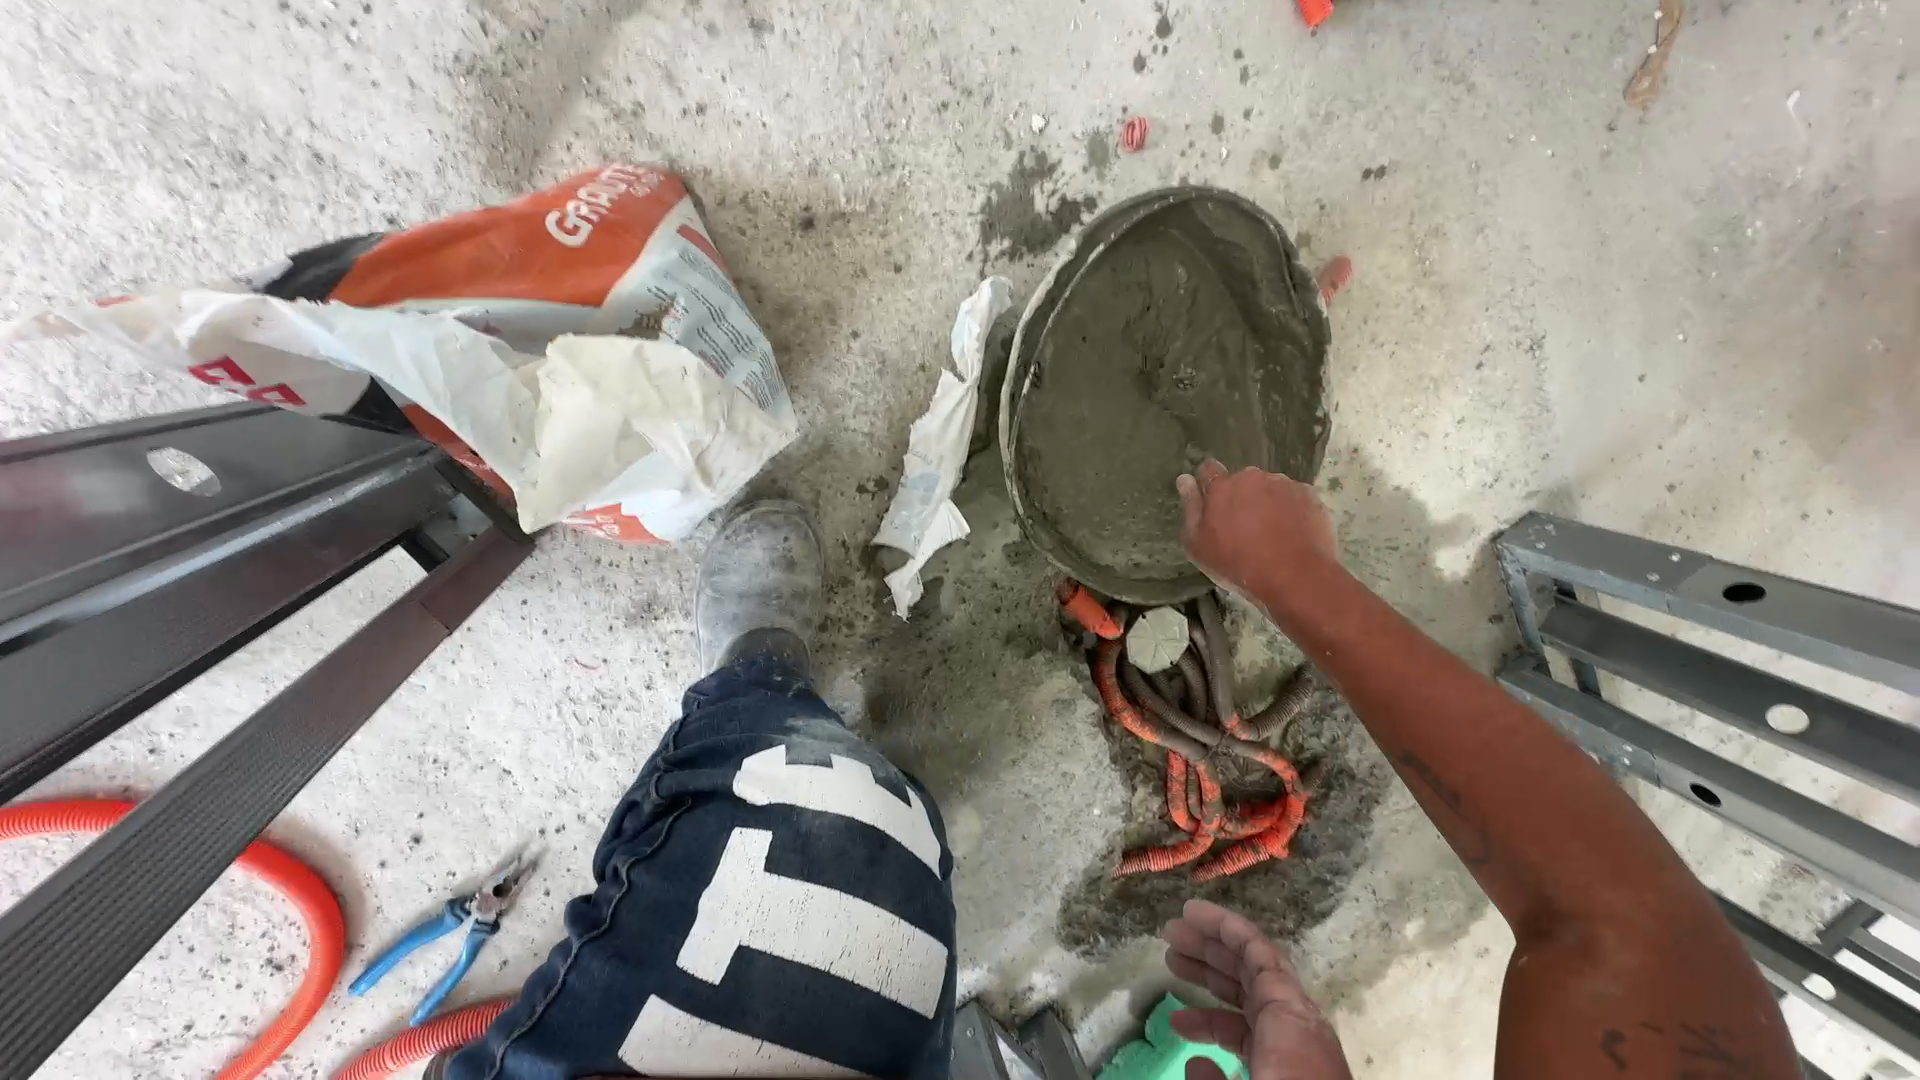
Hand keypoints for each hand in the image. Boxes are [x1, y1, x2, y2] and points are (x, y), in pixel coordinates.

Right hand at [1160, 899, 1352, 1079]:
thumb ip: (1214, 1078)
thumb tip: (1196, 1064)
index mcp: (1292, 1019)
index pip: (1257, 952)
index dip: (1222, 926)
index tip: (1186, 912)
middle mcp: (1298, 1026)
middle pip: (1252, 970)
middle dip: (1209, 948)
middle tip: (1168, 936)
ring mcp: (1298, 1052)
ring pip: (1251, 1000)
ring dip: (1211, 981)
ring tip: (1171, 970)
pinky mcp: (1292, 1074)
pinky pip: (1253, 1034)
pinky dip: (1220, 1024)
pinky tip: (1189, 1038)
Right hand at [1175, 461, 1338, 598]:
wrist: (1294, 576)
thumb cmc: (1237, 563)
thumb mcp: (1198, 544)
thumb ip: (1191, 508)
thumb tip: (1185, 479)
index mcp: (1222, 487)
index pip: (1208, 469)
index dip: (1208, 483)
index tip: (1213, 502)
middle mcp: (1253, 477)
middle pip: (1242, 481)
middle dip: (1241, 497)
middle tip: (1244, 528)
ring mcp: (1285, 484)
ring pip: (1270, 489)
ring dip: (1267, 503)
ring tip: (1272, 534)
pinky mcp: (1310, 496)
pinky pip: (1295, 498)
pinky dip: (1292, 511)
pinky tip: (1292, 534)